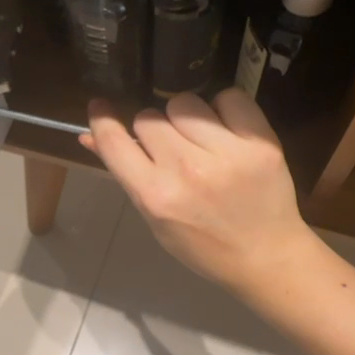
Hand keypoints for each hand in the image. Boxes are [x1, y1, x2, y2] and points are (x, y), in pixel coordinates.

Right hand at [80, 91, 319, 291]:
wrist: (265, 256)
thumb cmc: (200, 243)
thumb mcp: (153, 216)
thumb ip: (125, 174)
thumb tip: (89, 136)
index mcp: (155, 196)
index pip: (115, 141)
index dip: (102, 118)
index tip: (100, 105)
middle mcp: (186, 171)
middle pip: (149, 117)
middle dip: (153, 129)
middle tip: (169, 148)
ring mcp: (226, 155)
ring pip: (184, 104)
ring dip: (185, 117)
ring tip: (200, 140)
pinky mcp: (260, 143)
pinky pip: (229, 98)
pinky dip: (223, 108)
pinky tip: (226, 131)